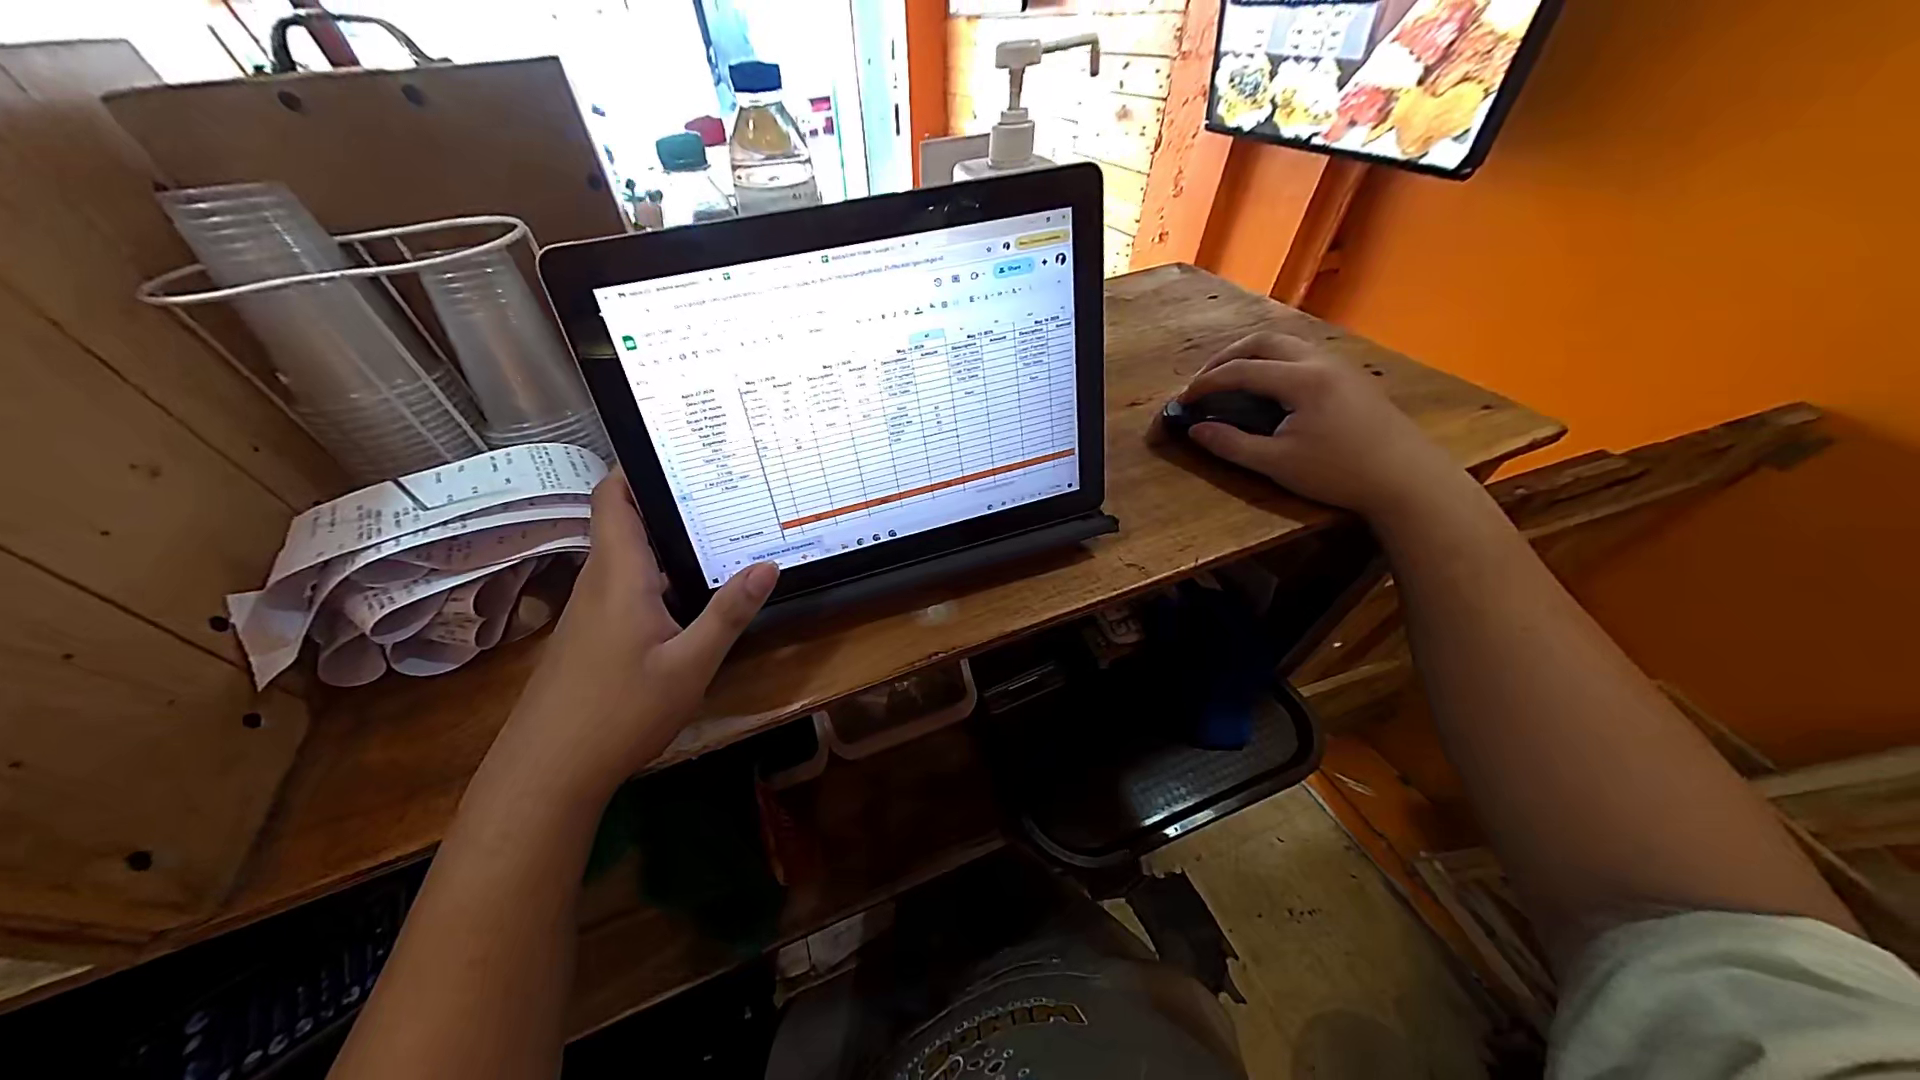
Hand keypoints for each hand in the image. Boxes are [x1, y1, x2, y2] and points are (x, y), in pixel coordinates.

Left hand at [497, 471, 777, 794]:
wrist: (546, 772)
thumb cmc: (619, 713)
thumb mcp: (690, 665)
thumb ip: (728, 613)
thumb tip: (767, 566)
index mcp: (619, 576)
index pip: (614, 498)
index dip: (636, 467)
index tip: (680, 452)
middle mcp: (599, 582)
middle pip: (626, 522)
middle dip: (669, 503)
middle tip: (724, 493)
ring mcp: (591, 610)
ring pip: (629, 557)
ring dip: (667, 543)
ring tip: (720, 535)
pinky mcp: (591, 635)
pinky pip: (626, 586)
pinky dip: (659, 577)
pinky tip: (691, 596)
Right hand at [1179, 332, 1476, 522]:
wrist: (1407, 479)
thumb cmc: (1339, 473)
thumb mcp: (1277, 464)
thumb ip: (1231, 444)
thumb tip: (1196, 430)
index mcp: (1301, 380)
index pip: (1241, 370)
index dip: (1206, 384)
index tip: (1183, 400)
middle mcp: (1320, 362)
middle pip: (1263, 341)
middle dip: (1226, 357)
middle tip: (1203, 381)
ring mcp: (1340, 366)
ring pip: (1286, 343)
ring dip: (1252, 355)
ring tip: (1230, 379)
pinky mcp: (1351, 378)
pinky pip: (1302, 355)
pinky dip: (1274, 362)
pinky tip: (1268, 387)